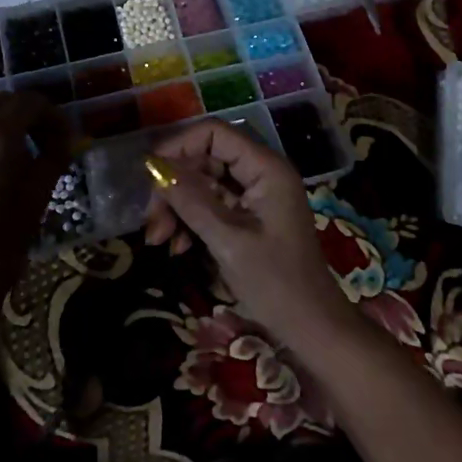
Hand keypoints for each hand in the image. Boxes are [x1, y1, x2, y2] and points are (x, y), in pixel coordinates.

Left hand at [0, 92, 71, 303]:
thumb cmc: (4, 239)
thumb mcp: (39, 195)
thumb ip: (53, 157)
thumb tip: (63, 139)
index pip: (29, 101)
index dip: (53, 114)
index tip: (67, 136)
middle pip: (4, 101)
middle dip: (30, 113)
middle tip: (50, 139)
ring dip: (8, 123)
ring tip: (28, 153)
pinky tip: (2, 168)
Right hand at [144, 120, 350, 344]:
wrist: (311, 328)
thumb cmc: (276, 283)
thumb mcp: (227, 240)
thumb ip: (191, 200)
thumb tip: (155, 168)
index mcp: (266, 169)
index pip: (214, 134)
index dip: (178, 146)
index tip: (150, 174)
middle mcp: (260, 174)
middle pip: (204, 159)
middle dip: (173, 186)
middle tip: (151, 220)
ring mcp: (254, 196)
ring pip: (202, 184)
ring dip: (177, 208)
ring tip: (159, 240)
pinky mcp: (247, 217)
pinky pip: (210, 206)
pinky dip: (190, 222)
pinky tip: (177, 248)